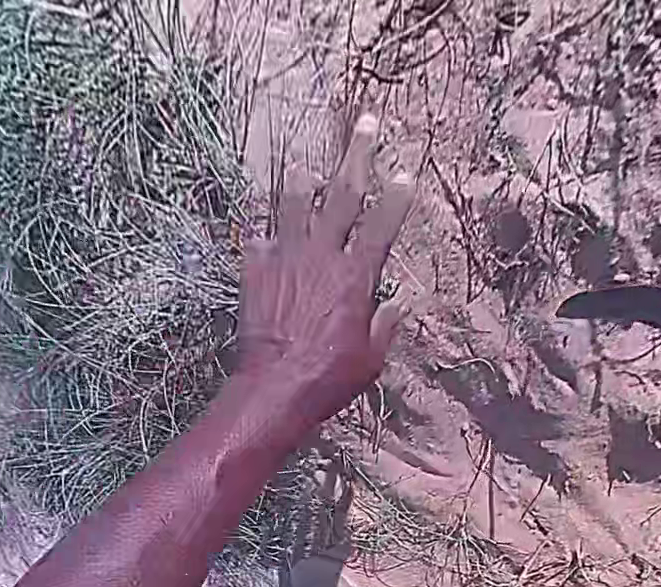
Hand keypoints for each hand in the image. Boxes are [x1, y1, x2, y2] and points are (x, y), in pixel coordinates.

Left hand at [232, 114, 415, 432]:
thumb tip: (398, 306)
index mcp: (355, 276)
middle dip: (358, 155)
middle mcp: (321, 256)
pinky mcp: (254, 273)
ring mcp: (285, 260)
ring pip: (293, 204)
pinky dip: (258, 226)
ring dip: (300, 180)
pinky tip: (257, 219)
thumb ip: (385, 327)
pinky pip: (255, 237)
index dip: (397, 196)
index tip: (406, 172)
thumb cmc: (327, 379)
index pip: (383, 224)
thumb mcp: (370, 360)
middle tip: (366, 124)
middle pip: (342, 194)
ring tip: (303, 165)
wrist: (274, 388)